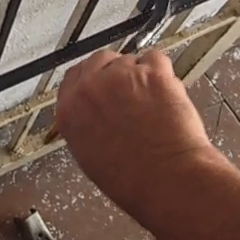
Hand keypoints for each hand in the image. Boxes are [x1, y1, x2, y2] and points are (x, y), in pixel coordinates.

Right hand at [56, 49, 220, 208]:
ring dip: (141, 75)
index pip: (73, 77)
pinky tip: (166, 95)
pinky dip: (163, 73)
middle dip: (115, 71)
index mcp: (70, 110)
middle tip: (132, 89)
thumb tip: (95, 113)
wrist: (169, 179)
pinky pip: (156, 59)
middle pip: (99, 60)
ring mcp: (121, 77)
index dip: (91, 78)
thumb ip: (85, 125)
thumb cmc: (134, 180)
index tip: (101, 81)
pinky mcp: (151, 73)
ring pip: (130, 60)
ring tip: (154, 102)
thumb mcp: (89, 156)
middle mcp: (90, 89)